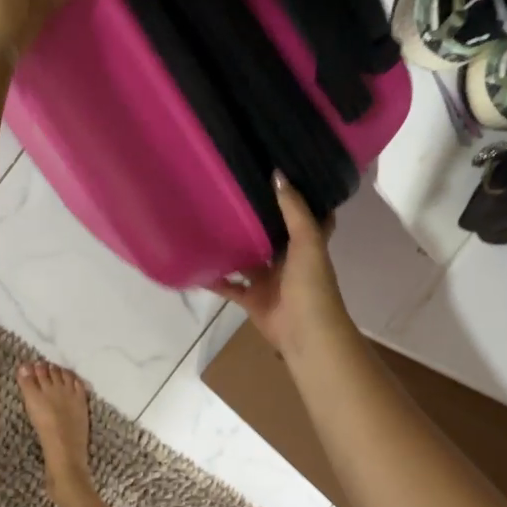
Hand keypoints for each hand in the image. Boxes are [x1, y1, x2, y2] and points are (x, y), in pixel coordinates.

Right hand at [212, 173, 355, 356]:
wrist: (306, 333)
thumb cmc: (311, 285)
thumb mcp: (307, 241)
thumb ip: (293, 210)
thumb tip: (277, 173)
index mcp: (306, 244)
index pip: (303, 214)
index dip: (295, 196)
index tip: (277, 174)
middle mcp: (287, 259)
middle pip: (270, 235)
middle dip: (255, 218)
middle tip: (230, 191)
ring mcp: (268, 280)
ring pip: (247, 258)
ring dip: (232, 245)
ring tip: (206, 220)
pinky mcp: (251, 299)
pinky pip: (229, 285)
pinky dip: (213, 278)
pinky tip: (195, 263)